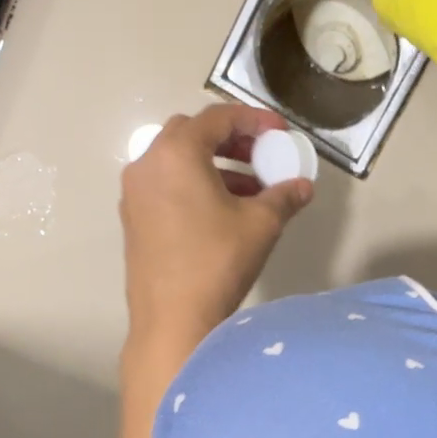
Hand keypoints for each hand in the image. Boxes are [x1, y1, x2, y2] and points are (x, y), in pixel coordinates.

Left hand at [119, 103, 313, 353]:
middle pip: (191, 134)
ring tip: (250, 191)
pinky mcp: (134, 220)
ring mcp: (135, 193)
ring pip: (177, 162)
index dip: (253, 120)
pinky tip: (222, 214)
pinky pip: (166, 186)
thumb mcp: (261, 225)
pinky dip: (194, 186)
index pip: (217, 118)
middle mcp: (147, 163)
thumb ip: (283, 197)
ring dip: (214, 167)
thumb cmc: (217, 263)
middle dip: (230, 140)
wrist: (173, 320)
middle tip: (261, 157)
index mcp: (176, 153)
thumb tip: (303, 186)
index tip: (280, 132)